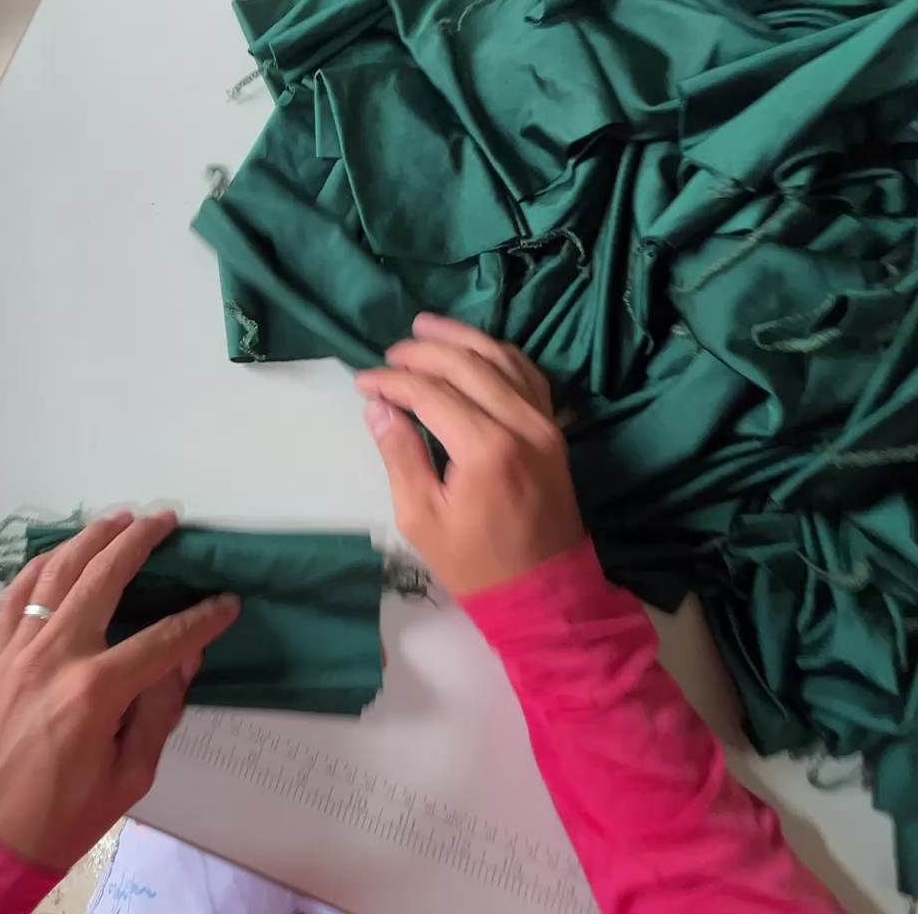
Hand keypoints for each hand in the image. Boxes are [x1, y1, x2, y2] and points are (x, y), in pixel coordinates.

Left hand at [0, 510, 239, 870]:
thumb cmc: (64, 816)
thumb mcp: (131, 776)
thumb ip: (160, 709)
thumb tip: (184, 656)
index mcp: (95, 690)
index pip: (163, 639)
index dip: (201, 619)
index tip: (226, 602)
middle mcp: (56, 654)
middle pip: (103, 577)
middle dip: (139, 541)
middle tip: (165, 519)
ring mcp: (21, 649)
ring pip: (57, 572)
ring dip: (90, 538)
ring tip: (119, 518)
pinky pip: (17, 595)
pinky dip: (39, 566)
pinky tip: (59, 552)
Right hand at [354, 314, 585, 597]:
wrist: (544, 592)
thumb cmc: (473, 561)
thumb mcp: (421, 517)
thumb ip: (400, 455)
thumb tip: (378, 408)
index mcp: (485, 449)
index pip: (430, 394)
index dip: (391, 382)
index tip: (363, 383)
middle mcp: (522, 424)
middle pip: (466, 365)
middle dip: (422, 353)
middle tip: (389, 354)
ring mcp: (545, 423)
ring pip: (502, 359)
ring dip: (461, 338)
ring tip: (425, 327)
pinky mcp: (554, 429)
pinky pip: (528, 374)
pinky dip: (498, 353)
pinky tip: (474, 348)